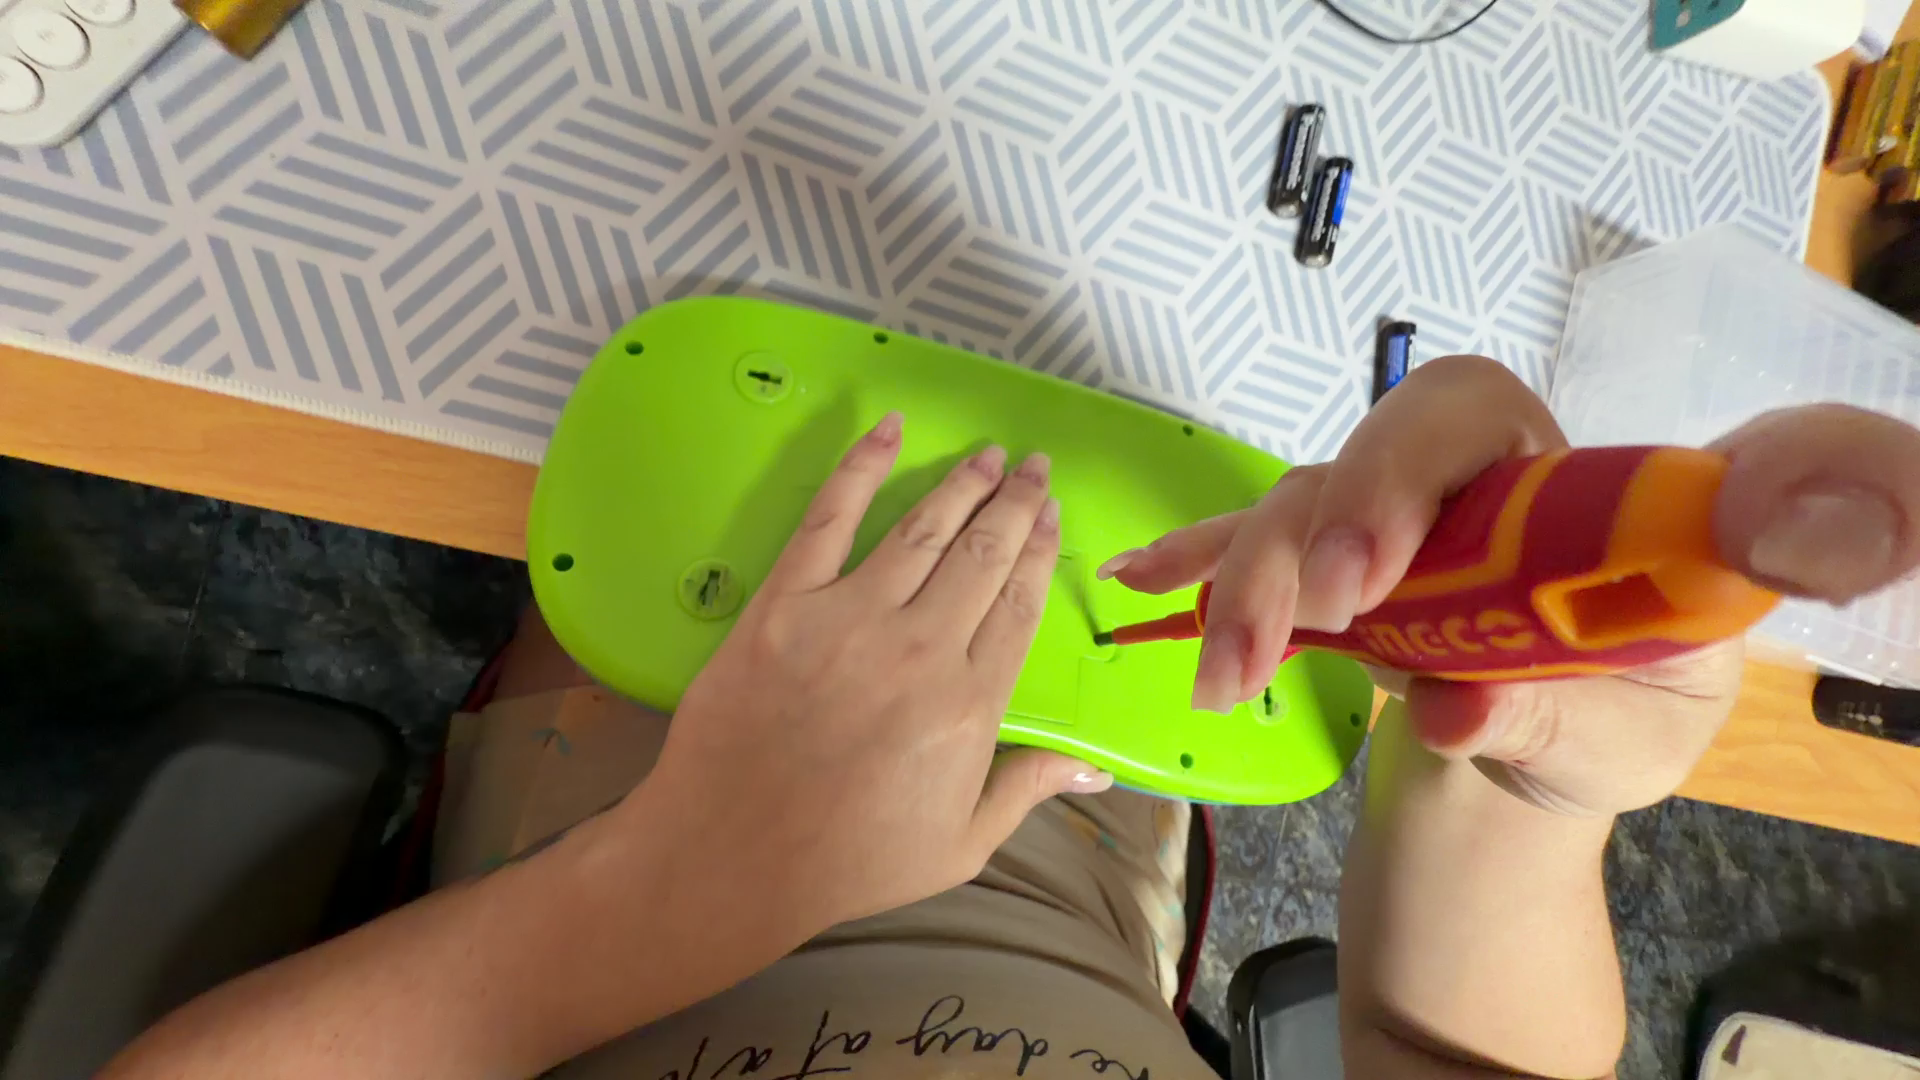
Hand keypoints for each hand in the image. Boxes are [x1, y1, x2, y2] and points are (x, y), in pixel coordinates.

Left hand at [643, 413, 1107, 934]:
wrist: (731, 855)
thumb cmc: (850, 858)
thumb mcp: (959, 844)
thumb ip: (1029, 788)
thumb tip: (1099, 768)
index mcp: (969, 703)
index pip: (1019, 603)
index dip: (1040, 550)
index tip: (1052, 514)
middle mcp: (922, 648)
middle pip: (983, 555)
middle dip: (1016, 503)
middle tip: (1033, 465)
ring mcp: (850, 618)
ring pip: (923, 529)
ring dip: (963, 485)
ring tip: (989, 455)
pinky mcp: (785, 602)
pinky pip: (830, 519)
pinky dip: (862, 467)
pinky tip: (890, 432)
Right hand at [1102, 356, 1919, 815]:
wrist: (1550, 733)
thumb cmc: (1611, 710)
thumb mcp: (1621, 731)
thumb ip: (1553, 714)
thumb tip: (1451, 713)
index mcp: (1538, 482)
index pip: (1457, 415)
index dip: (1392, 475)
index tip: (1359, 580)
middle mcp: (1437, 483)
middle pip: (1340, 469)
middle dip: (1297, 546)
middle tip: (1291, 636)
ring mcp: (1363, 521)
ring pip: (1279, 515)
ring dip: (1239, 590)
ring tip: (1219, 683)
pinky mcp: (1312, 565)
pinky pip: (1240, 546)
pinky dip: (1189, 561)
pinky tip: (1133, 576)